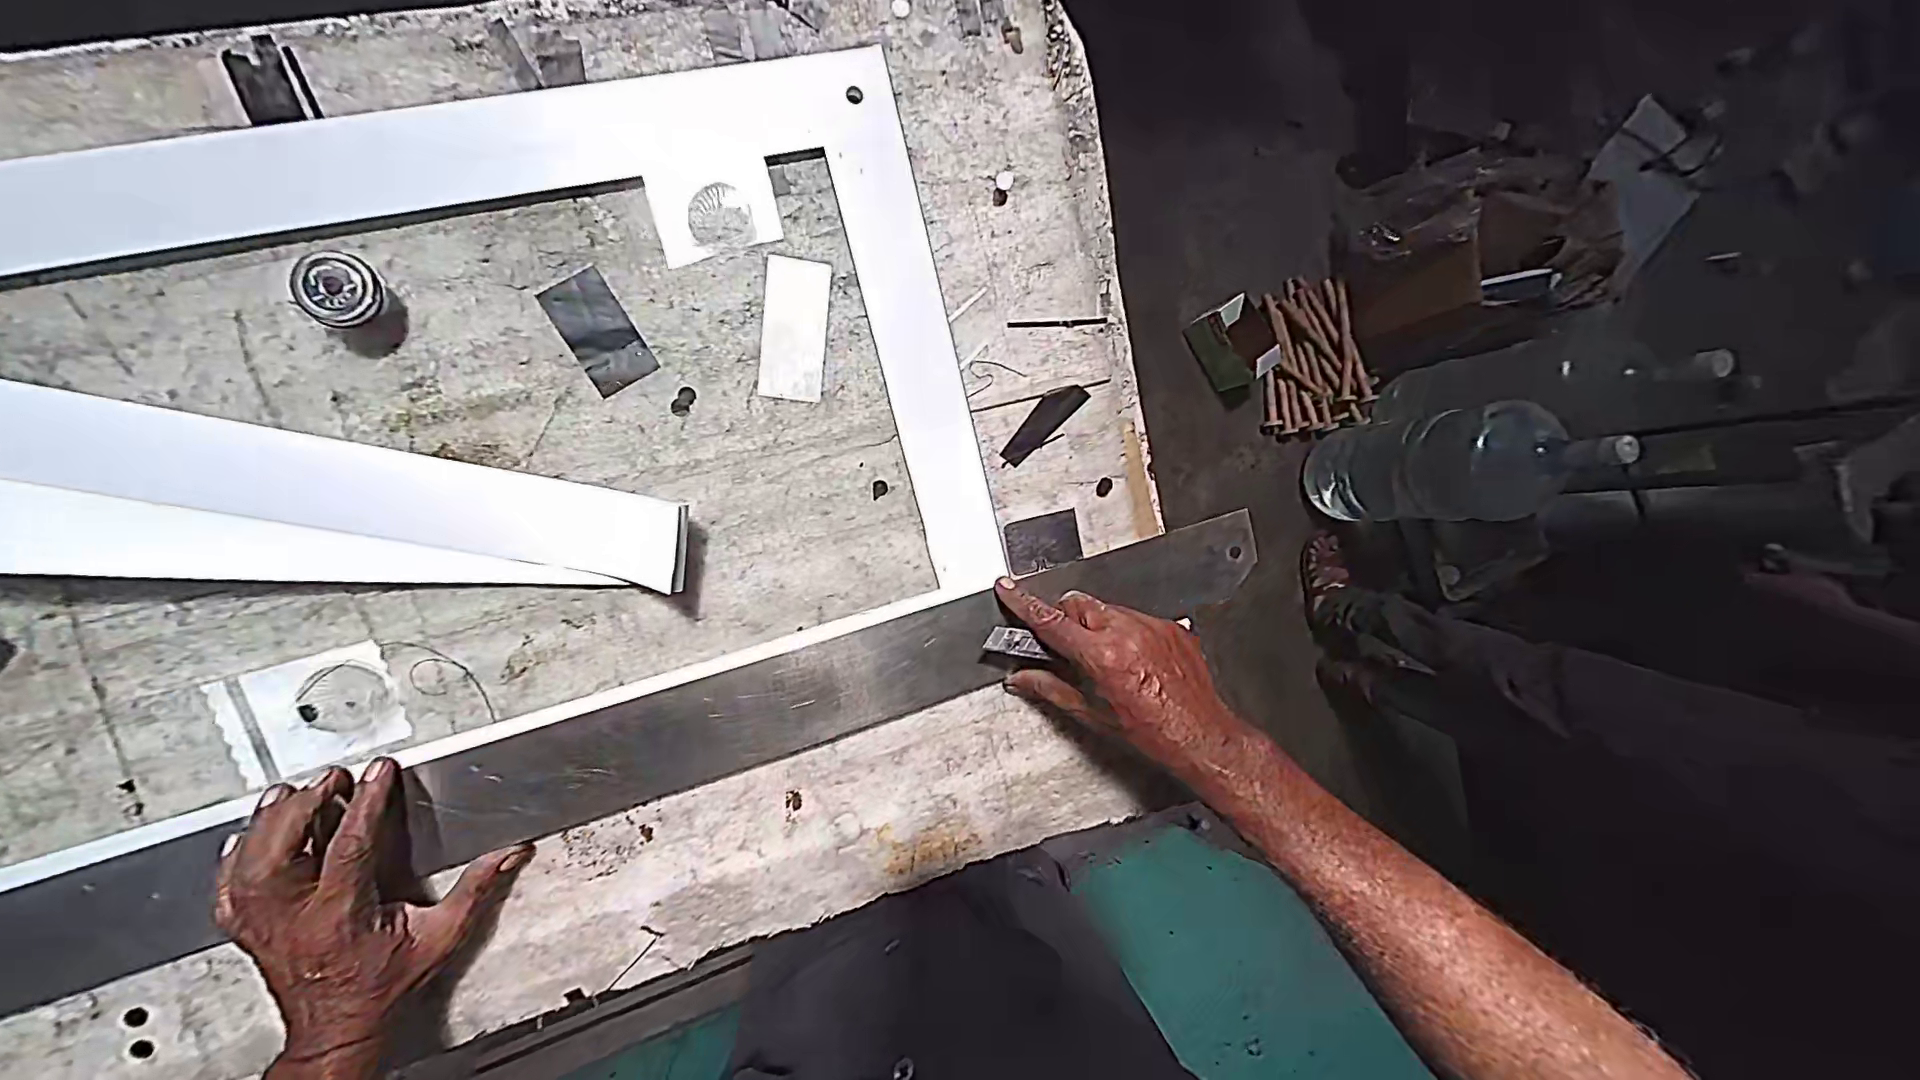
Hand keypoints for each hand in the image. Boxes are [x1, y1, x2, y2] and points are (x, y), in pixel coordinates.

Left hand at [214, 757, 531, 1077]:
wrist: (340, 1028)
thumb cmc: (387, 985)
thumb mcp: (444, 936)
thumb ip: (476, 889)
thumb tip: (509, 852)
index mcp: (339, 915)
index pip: (348, 846)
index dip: (366, 803)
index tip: (378, 772)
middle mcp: (292, 920)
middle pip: (278, 852)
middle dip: (304, 807)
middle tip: (332, 778)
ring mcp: (265, 927)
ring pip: (246, 867)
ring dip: (267, 824)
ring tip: (290, 793)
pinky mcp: (253, 931)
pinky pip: (228, 890)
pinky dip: (233, 857)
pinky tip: (244, 836)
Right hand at [994, 578, 1261, 784]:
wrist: (1201, 735)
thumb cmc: (1151, 732)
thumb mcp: (1092, 714)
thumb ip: (1050, 688)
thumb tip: (1022, 678)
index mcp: (1102, 656)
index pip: (1052, 621)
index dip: (1023, 603)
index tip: (1007, 589)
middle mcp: (1127, 633)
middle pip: (1078, 605)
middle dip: (1068, 621)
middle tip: (1070, 648)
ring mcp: (1151, 626)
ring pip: (1106, 608)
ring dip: (1097, 625)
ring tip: (1108, 659)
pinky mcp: (1168, 626)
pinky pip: (1135, 617)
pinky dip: (1125, 631)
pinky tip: (1134, 659)